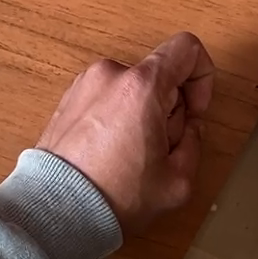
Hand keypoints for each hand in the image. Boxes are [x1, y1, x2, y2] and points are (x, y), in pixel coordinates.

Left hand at [37, 32, 216, 232]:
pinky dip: (118, 119)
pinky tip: (111, 155)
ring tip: (131, 157)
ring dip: (143, 115)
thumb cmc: (113, 196)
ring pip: (134, 89)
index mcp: (141, 85)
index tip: (195, 111)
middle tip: (160, 150)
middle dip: (170, 110)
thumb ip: (195, 144)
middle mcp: (111, 74)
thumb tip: (190, 129)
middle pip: (160, 76)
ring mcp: (85, 84)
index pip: (186, 48)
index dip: (202, 78)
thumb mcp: (177, 181)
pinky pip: (108, 98)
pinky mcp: (68, 99)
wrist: (55, 209)